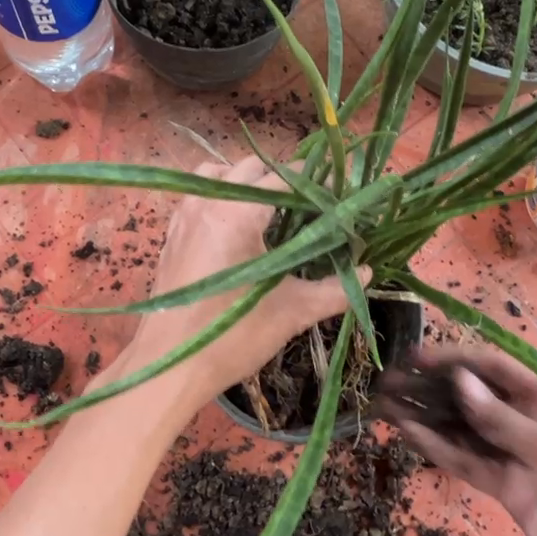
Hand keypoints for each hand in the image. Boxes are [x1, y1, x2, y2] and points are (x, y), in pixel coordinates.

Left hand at [100, 157, 365, 409]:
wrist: (170, 366)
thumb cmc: (233, 337)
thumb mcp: (292, 312)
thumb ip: (334, 289)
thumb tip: (367, 273)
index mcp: (238, 213)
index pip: (285, 179)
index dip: (315, 185)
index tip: (337, 197)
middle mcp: (208, 203)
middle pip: (251, 169)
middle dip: (282, 181)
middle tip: (309, 208)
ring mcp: (185, 216)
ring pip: (218, 175)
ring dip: (246, 184)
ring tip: (270, 213)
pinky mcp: (172, 233)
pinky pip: (199, 196)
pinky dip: (221, 199)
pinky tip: (239, 231)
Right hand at [386, 347, 536, 535]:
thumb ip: (505, 419)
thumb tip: (459, 380)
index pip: (504, 368)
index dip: (460, 357)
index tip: (419, 354)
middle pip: (481, 396)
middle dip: (437, 385)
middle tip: (391, 378)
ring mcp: (524, 459)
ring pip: (469, 429)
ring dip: (431, 416)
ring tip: (387, 403)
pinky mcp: (513, 492)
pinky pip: (472, 463)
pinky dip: (442, 449)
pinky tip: (410, 434)